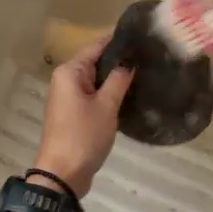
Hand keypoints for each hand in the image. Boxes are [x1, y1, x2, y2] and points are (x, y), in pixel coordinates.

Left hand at [33, 35, 133, 195]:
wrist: (63, 174)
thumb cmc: (83, 136)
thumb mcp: (106, 106)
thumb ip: (119, 80)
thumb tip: (129, 63)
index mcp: (70, 72)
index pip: (97, 46)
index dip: (118, 41)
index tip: (142, 37)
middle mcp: (65, 80)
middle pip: (95, 62)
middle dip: (119, 61)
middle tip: (149, 57)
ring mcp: (68, 98)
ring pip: (95, 81)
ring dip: (115, 79)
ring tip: (145, 74)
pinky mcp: (73, 114)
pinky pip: (93, 96)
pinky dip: (108, 95)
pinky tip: (128, 96)